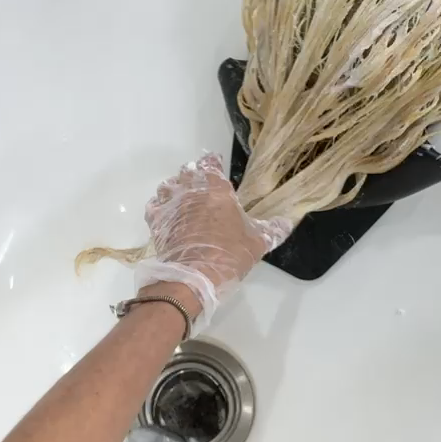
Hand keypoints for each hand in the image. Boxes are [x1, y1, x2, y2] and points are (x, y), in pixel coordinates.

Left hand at [135, 153, 291, 326]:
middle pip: (188, 173)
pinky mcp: (156, 221)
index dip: (213, 164)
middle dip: (194, 176)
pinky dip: (159, 206)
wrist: (193, 277)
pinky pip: (154, 205)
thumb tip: (286, 222)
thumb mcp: (257, 243)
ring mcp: (171, 205)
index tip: (216, 166)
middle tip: (200, 186)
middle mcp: (191, 191)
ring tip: (182, 199)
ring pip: (168, 186)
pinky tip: (166, 214)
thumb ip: (271, 229)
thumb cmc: (228, 256)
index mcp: (217, 190)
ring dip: (175, 189)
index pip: (211, 164)